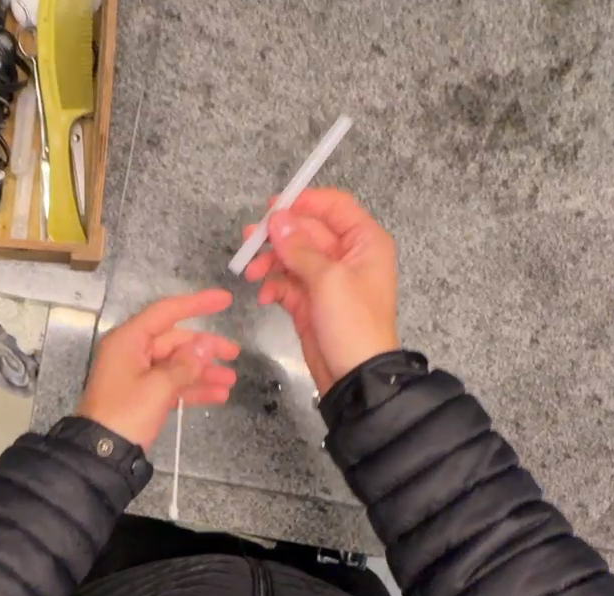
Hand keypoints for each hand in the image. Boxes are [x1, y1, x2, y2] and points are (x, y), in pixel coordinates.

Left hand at [78, 289, 240, 449]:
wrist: (102, 453)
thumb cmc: (126, 413)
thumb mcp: (158, 387)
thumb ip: (185, 364)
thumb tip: (206, 345)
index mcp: (129, 340)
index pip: (167, 312)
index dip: (197, 304)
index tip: (225, 300)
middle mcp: (132, 353)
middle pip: (175, 341)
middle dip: (205, 349)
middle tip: (234, 354)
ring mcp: (137, 376)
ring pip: (176, 366)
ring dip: (203, 372)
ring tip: (230, 381)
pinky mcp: (142, 396)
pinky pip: (171, 385)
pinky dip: (192, 389)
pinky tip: (217, 395)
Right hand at [242, 188, 400, 395]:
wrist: (355, 375)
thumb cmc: (353, 324)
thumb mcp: (328, 280)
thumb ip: (300, 248)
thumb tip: (277, 219)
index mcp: (364, 242)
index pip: (334, 207)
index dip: (305, 202)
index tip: (273, 207)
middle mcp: (346, 257)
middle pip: (308, 232)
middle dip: (279, 237)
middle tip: (250, 241)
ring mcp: (327, 281)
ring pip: (293, 258)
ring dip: (271, 263)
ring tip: (251, 273)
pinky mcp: (310, 304)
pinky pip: (287, 285)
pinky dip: (273, 287)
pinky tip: (264, 296)